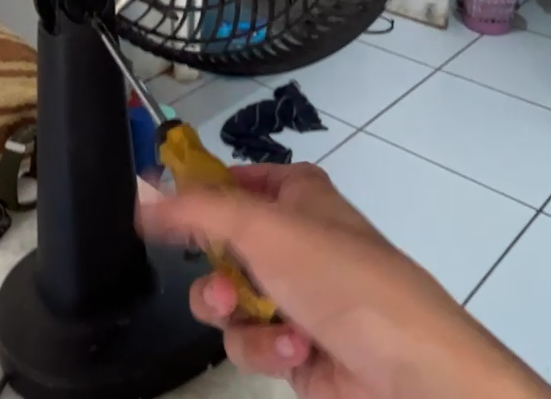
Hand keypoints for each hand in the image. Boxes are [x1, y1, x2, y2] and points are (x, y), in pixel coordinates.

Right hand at [140, 164, 550, 398]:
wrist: (410, 370)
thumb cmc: (339, 276)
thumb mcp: (262, 226)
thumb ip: (195, 210)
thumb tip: (141, 195)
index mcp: (294, 193)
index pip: (227, 181)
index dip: (194, 196)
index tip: (160, 215)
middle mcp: (292, 238)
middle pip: (220, 249)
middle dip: (217, 277)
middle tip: (225, 291)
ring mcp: (295, 294)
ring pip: (228, 301)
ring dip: (242, 318)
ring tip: (274, 328)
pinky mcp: (296, 345)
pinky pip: (253, 341)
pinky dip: (269, 348)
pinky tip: (300, 350)